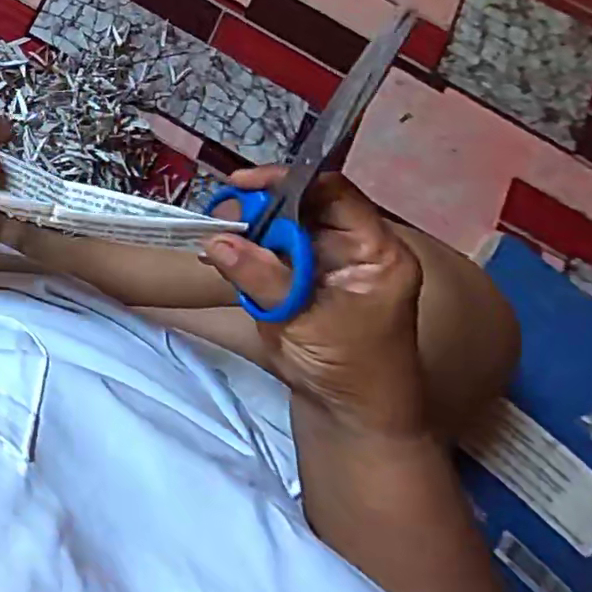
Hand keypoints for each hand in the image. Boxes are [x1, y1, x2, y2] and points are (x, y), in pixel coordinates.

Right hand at [202, 167, 427, 437]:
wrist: (346, 410)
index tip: (243, 184)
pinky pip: (258, 245)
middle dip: (257, 205)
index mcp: (373, 250)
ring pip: (272, 221)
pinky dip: (236, 247)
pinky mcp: (289, 271)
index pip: (333, 193)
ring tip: (218, 239)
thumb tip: (218, 241)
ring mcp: (316, 257)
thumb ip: (265, 278)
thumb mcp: (309, 322)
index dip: (289, 180)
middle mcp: (345, 244)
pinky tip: (219, 255)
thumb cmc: (352, 368)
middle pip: (297, 202)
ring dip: (242, 227)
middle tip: (221, 216)